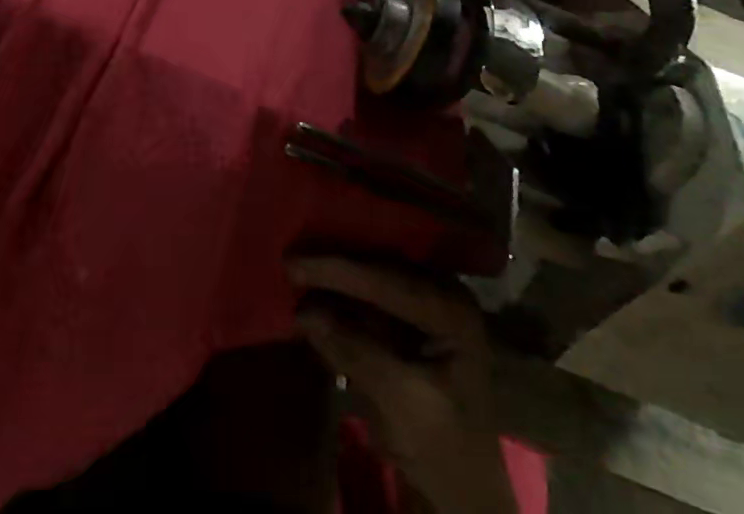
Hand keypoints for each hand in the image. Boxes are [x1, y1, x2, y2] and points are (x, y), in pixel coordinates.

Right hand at [289, 256, 515, 513]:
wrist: (457, 480)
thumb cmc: (442, 445)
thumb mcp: (402, 403)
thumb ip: (357, 352)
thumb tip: (304, 312)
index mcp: (452, 310)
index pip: (388, 280)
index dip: (338, 269)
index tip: (292, 263)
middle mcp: (439, 293)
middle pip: (375, 268)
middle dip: (330, 267)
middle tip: (285, 263)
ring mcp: (421, 303)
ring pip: (365, 276)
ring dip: (329, 278)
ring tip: (290, 278)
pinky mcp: (401, 317)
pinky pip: (361, 296)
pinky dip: (333, 296)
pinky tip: (307, 297)